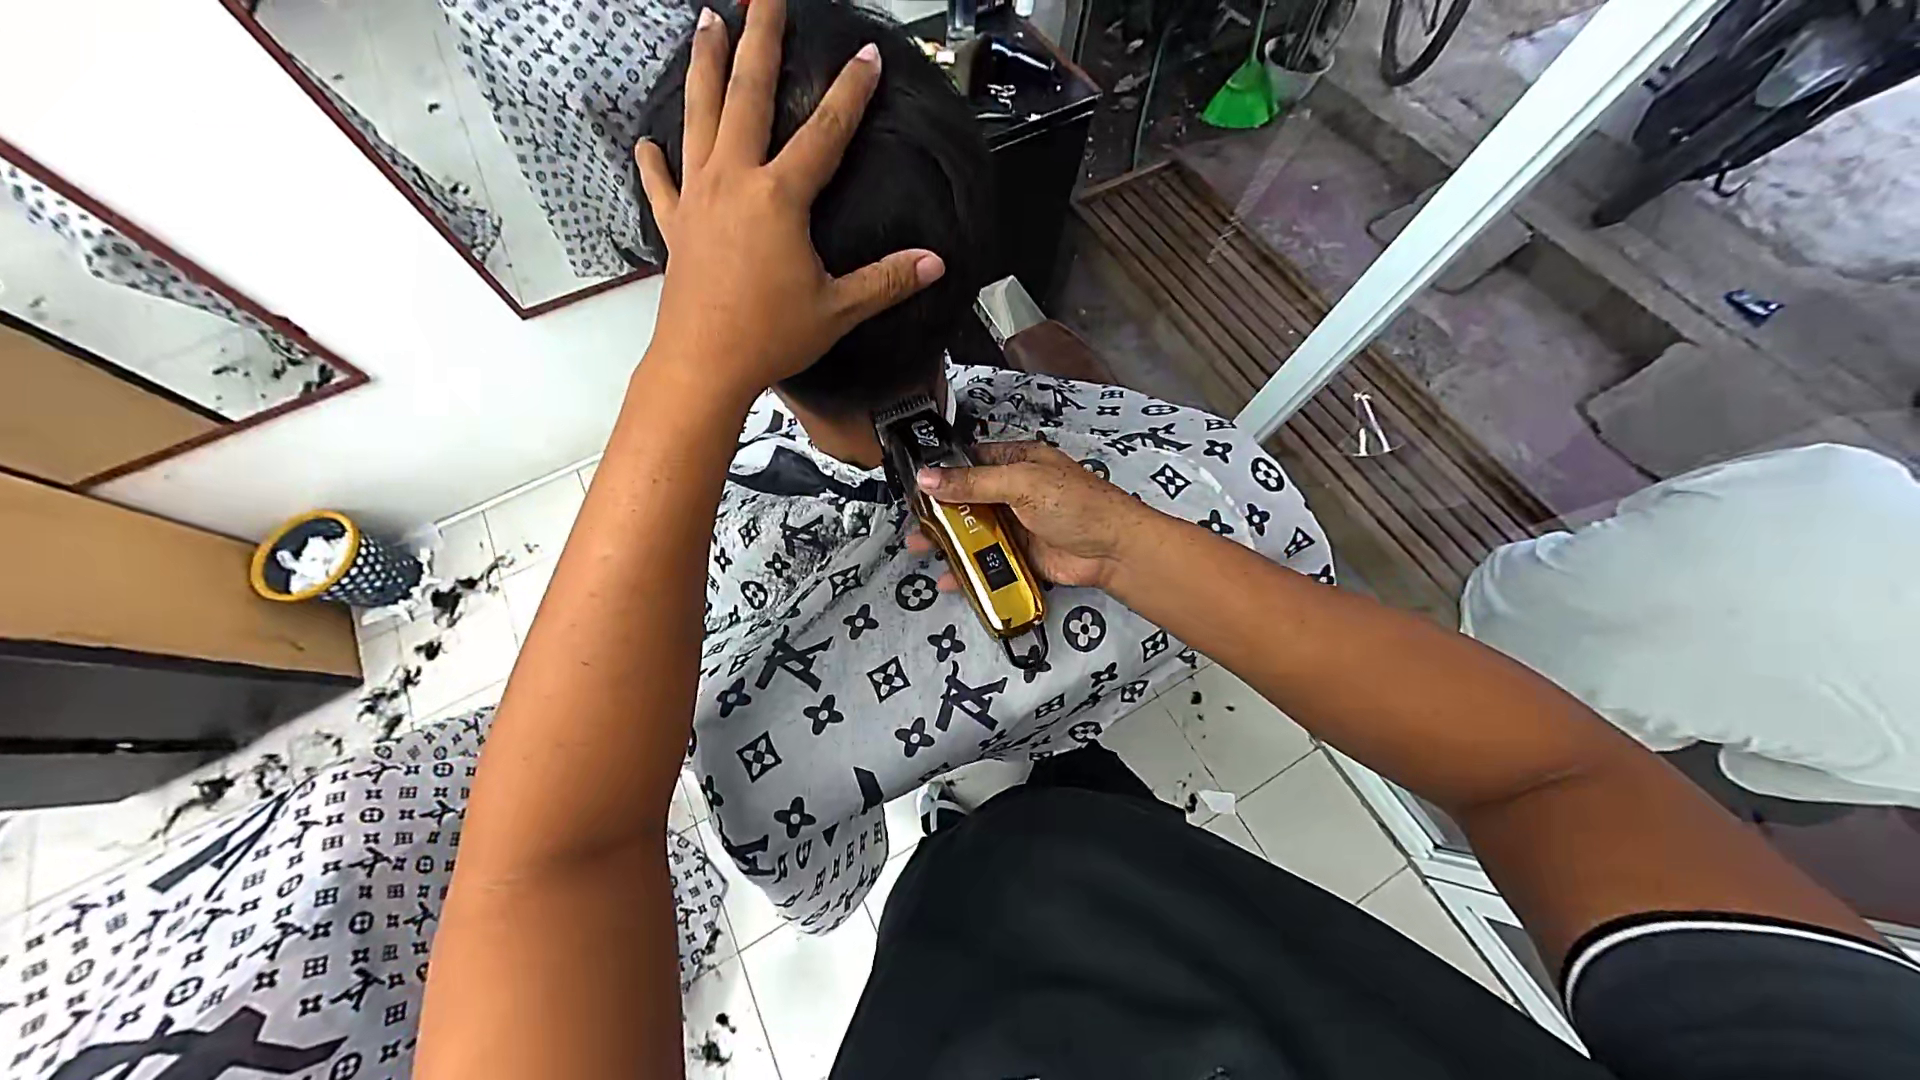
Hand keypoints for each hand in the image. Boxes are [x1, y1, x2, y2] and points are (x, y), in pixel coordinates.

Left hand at [634, 0, 945, 397]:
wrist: (705, 364)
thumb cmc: (770, 336)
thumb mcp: (838, 310)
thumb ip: (887, 281)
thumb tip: (934, 264)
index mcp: (779, 199)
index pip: (824, 133)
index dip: (850, 94)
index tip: (866, 58)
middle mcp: (734, 183)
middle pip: (746, 96)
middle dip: (757, 39)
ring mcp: (699, 200)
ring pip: (699, 118)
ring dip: (704, 68)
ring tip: (705, 24)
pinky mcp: (677, 227)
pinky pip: (662, 184)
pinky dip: (654, 161)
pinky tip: (648, 143)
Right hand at [909, 441, 1158, 590]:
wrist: (1113, 551)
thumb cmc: (1078, 505)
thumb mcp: (1022, 484)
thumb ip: (973, 483)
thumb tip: (930, 478)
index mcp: (1017, 462)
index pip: (972, 461)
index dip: (945, 472)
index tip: (917, 485)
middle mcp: (1014, 492)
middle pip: (967, 500)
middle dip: (940, 511)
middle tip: (915, 522)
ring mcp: (1017, 524)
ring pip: (975, 531)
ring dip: (948, 541)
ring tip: (920, 548)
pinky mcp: (1020, 554)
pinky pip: (988, 560)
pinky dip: (968, 569)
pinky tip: (949, 577)